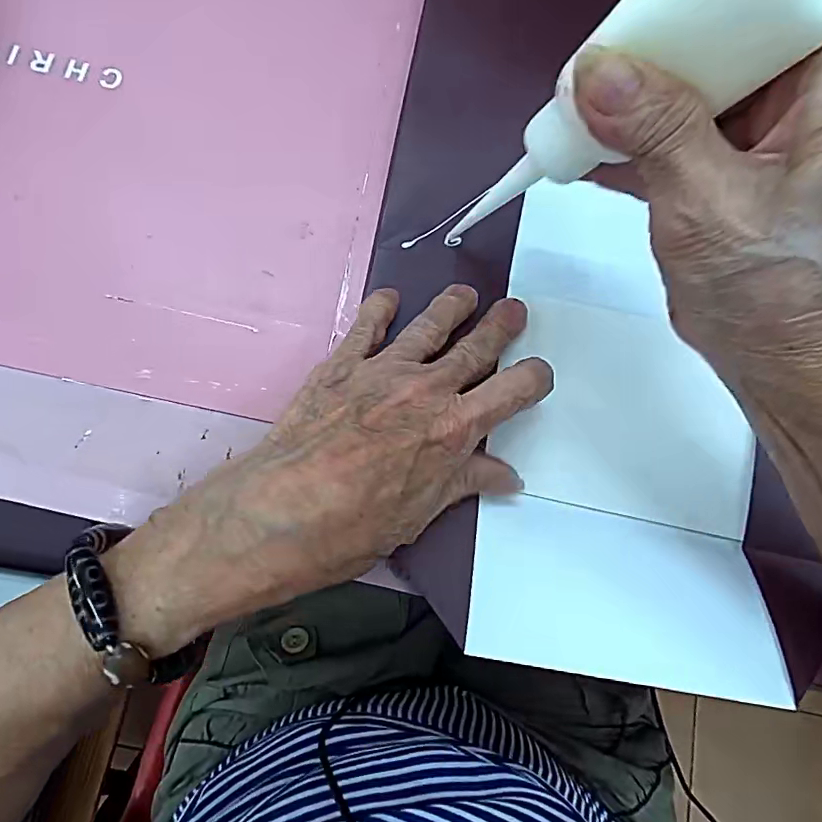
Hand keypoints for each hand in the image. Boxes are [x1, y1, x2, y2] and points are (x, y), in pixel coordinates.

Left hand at [109, 285, 552, 653]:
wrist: (283, 508)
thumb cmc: (351, 526)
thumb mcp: (417, 514)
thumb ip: (461, 484)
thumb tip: (503, 476)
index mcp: (455, 430)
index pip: (515, 390)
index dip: (533, 378)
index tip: (537, 374)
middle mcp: (427, 390)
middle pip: (477, 345)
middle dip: (501, 326)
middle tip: (514, 310)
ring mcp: (383, 371)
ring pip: (430, 324)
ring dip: (452, 306)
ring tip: (465, 295)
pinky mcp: (342, 365)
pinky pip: (368, 325)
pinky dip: (382, 307)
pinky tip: (389, 297)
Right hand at [568, 32, 821, 385]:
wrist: (766, 357)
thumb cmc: (764, 287)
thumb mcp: (707, 201)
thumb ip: (656, 132)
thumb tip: (598, 71)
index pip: (785, 6)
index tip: (657, 6)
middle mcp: (802, 108)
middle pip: (731, 46)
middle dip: (663, 51)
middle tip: (604, 56)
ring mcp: (758, 145)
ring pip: (694, 93)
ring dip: (637, 98)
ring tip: (581, 101)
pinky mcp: (720, 177)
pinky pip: (672, 139)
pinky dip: (630, 141)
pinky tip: (586, 145)